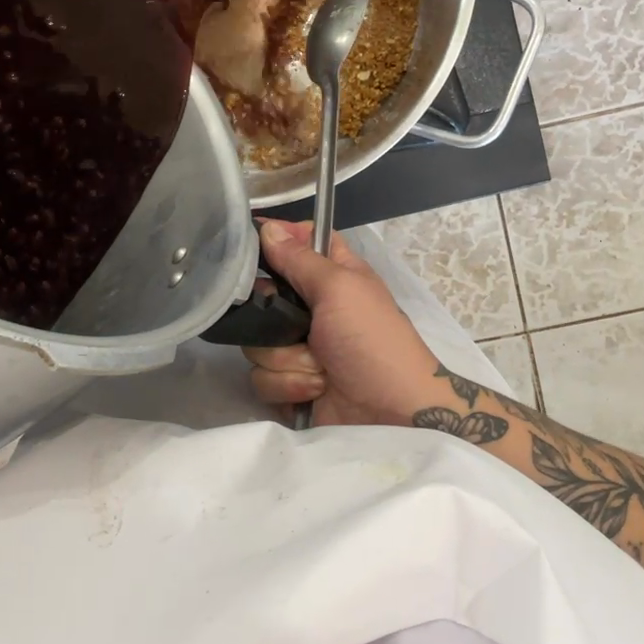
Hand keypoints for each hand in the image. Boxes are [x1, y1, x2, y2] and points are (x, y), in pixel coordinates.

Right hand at [242, 220, 442, 426]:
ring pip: (256, 341)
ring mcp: (298, 349)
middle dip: (273, 315)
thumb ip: (299, 259)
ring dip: (287, 358)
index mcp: (331, 276)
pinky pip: (261, 378)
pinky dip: (289, 386)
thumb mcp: (340, 288)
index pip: (297, 242)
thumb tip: (267, 227)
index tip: (252, 242)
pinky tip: (315, 390)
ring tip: (320, 368)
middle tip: (294, 321)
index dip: (276, 238)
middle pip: (263, 296)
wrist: (391, 415)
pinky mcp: (289, 385)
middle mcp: (311, 309)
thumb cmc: (372, 341)